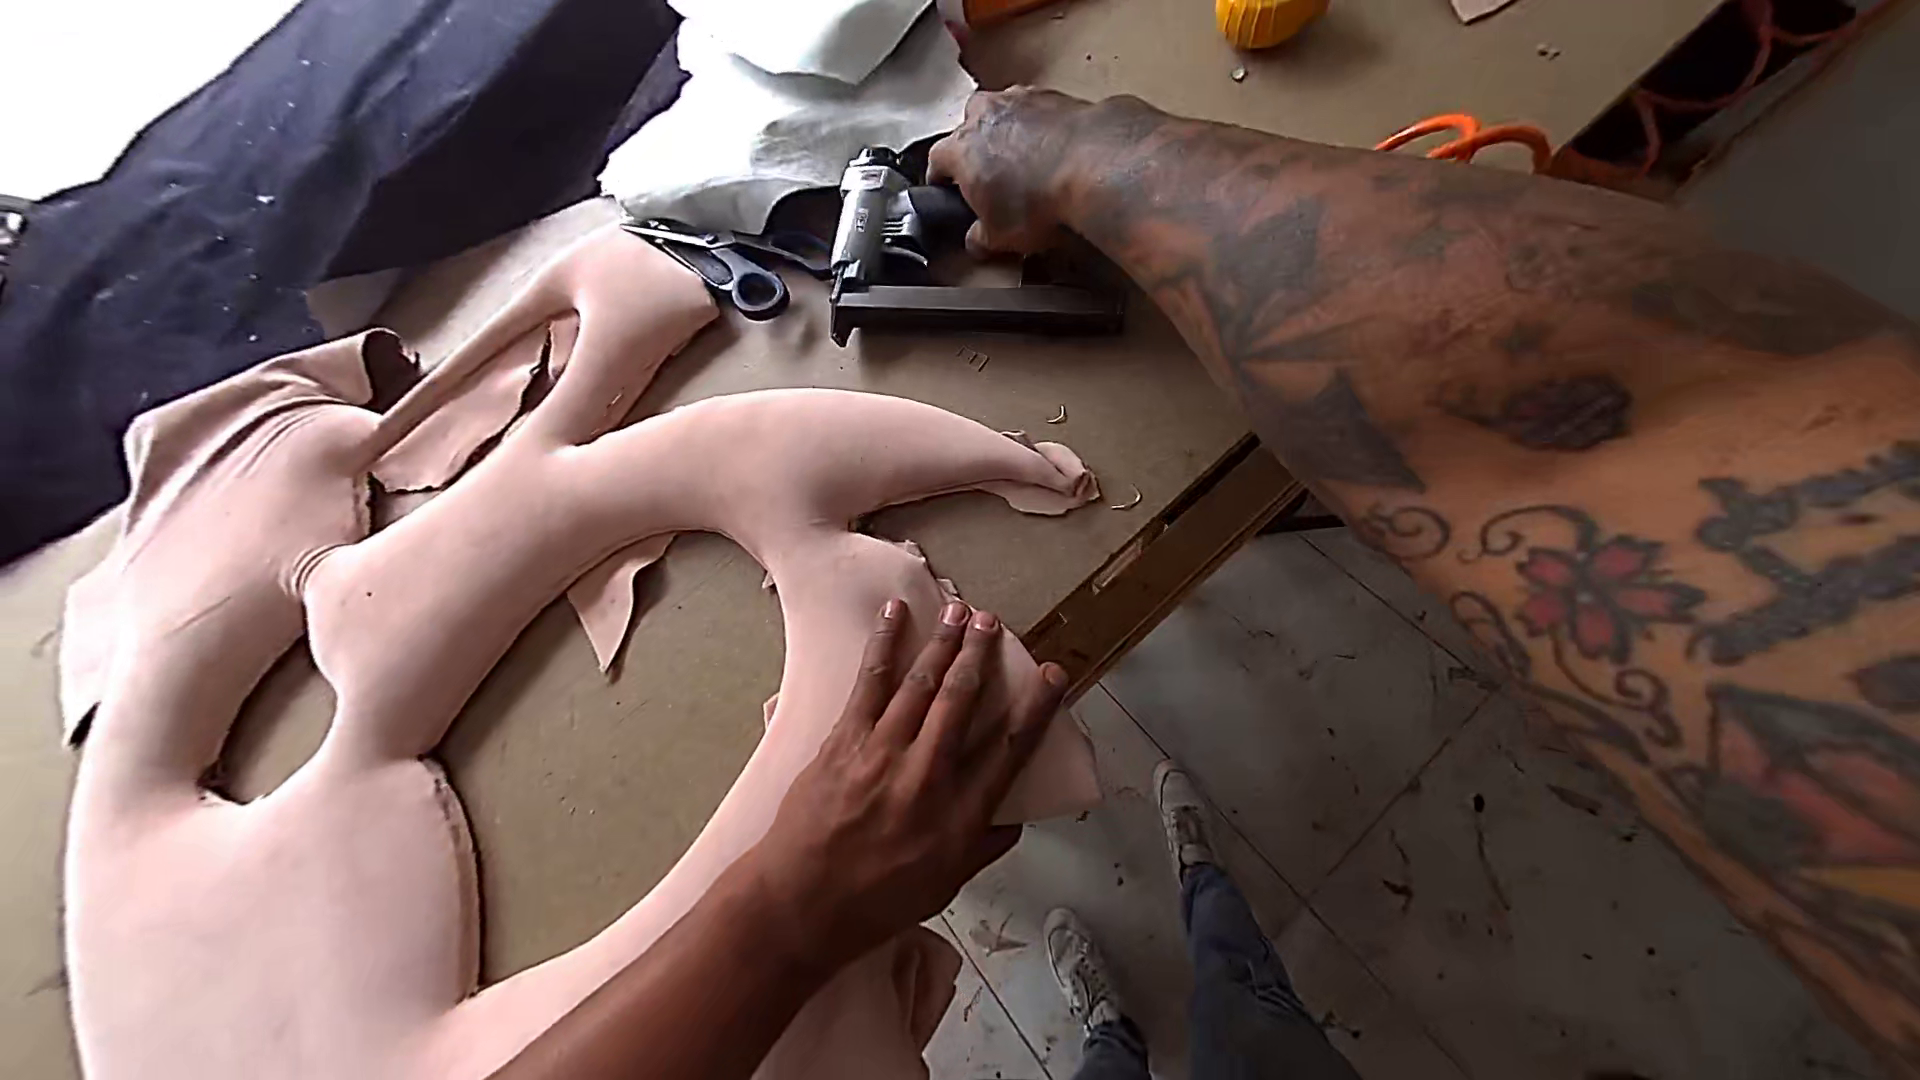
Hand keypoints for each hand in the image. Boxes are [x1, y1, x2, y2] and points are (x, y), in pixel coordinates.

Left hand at [750, 598, 1068, 969]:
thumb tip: (1016, 818)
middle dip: (979, 655)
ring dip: (942, 642)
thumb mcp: (947, 883)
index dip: (1036, 707)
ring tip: (959, 609)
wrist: (800, 904)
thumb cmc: (879, 898)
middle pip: (962, 700)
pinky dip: (885, 643)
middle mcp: (926, 773)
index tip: (1052, 674)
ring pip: (921, 683)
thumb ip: (986, 845)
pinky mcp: (845, 738)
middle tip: (992, 621)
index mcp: (960, 812)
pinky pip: (870, 681)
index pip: (1010, 749)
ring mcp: (883, 751)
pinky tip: (895, 613)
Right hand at [927, 87, 1096, 255]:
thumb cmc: (1037, 201)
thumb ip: (979, 239)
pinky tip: (1052, 154)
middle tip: (988, 176)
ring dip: (1008, 134)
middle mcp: (985, 114)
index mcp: (961, 148)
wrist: (1090, 167)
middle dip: (975, 149)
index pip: (936, 159)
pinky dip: (1040, 130)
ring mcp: (1021, 99)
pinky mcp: (1056, 95)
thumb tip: (975, 242)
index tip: (944, 188)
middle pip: (969, 127)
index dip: (939, 177)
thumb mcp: (998, 238)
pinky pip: (1038, 113)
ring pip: (1004, 114)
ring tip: (1022, 163)